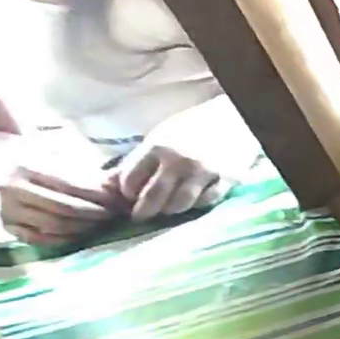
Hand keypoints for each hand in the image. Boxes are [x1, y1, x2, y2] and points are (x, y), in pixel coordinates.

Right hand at [0, 166, 119, 244]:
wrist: (22, 179)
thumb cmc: (55, 169)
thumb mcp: (71, 163)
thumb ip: (93, 174)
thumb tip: (121, 184)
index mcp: (25, 167)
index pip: (69, 185)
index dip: (97, 194)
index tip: (116, 199)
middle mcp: (9, 188)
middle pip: (63, 208)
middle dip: (94, 213)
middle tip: (113, 214)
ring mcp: (6, 209)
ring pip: (54, 225)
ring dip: (84, 226)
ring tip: (101, 222)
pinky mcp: (9, 228)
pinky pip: (42, 240)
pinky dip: (67, 238)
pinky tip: (83, 233)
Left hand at [108, 142, 228, 221]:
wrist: (231, 121)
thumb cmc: (190, 131)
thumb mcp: (159, 139)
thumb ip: (139, 161)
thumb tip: (108, 184)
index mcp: (156, 148)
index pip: (130, 181)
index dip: (127, 193)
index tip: (131, 197)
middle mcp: (179, 161)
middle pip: (153, 197)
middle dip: (144, 211)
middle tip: (143, 217)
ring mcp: (204, 171)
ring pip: (180, 204)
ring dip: (170, 211)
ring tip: (167, 211)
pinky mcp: (227, 180)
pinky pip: (207, 202)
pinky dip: (197, 205)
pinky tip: (193, 202)